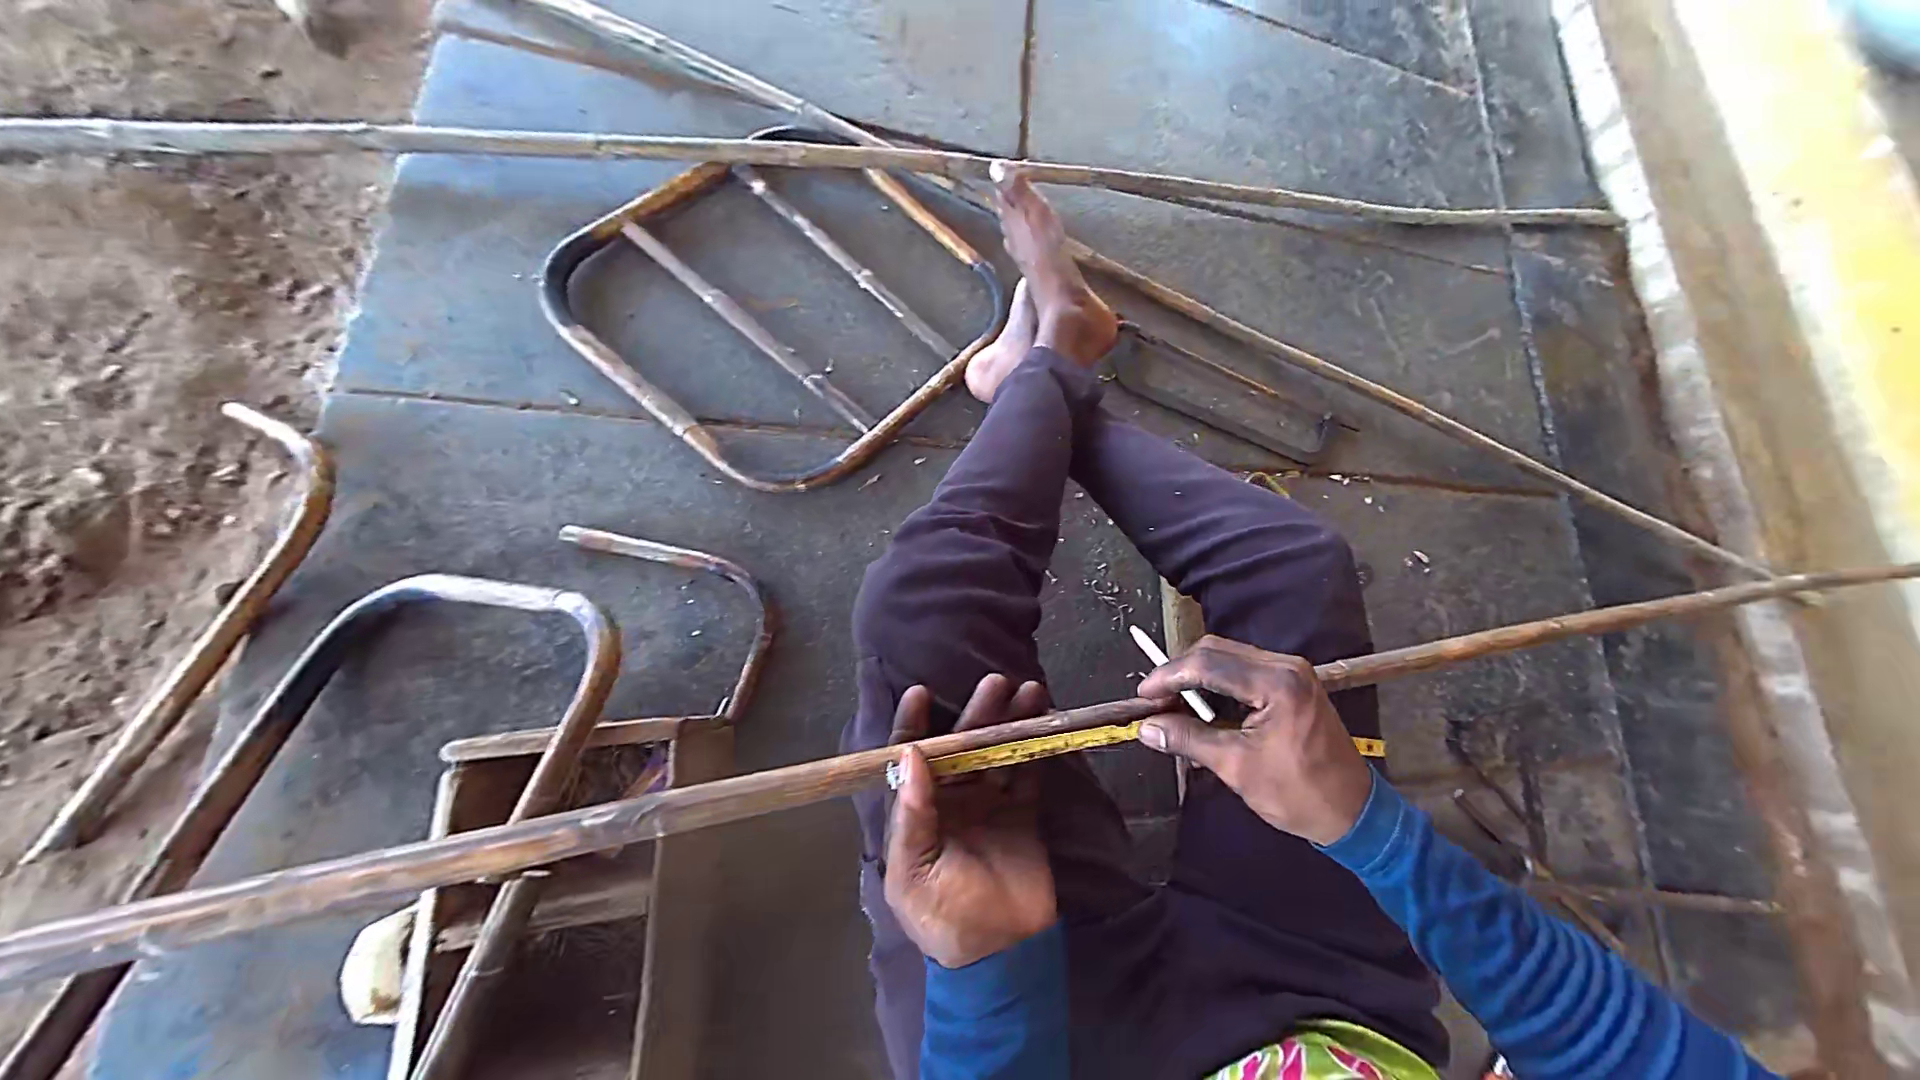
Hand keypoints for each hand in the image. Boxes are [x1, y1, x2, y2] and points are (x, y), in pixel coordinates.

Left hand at [884, 674, 1057, 968]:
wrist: (1001, 955)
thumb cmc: (943, 920)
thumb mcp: (913, 875)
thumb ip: (912, 817)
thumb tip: (909, 756)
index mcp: (918, 811)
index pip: (911, 758)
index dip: (912, 724)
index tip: (919, 693)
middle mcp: (951, 798)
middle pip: (961, 746)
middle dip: (976, 713)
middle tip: (995, 683)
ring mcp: (988, 803)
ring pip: (997, 752)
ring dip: (1010, 722)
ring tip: (1029, 691)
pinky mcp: (1022, 811)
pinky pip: (1028, 772)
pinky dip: (1035, 748)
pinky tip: (1044, 721)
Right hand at [1135, 636, 1373, 845]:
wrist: (1354, 813)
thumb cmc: (1299, 793)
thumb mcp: (1236, 767)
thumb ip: (1187, 739)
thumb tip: (1147, 728)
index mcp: (1277, 683)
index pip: (1207, 663)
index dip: (1168, 676)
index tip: (1143, 696)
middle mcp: (1285, 666)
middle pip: (1215, 651)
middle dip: (1179, 672)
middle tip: (1155, 700)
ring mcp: (1291, 672)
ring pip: (1226, 657)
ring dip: (1196, 677)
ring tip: (1173, 705)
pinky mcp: (1291, 682)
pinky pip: (1241, 670)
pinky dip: (1215, 684)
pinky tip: (1201, 708)